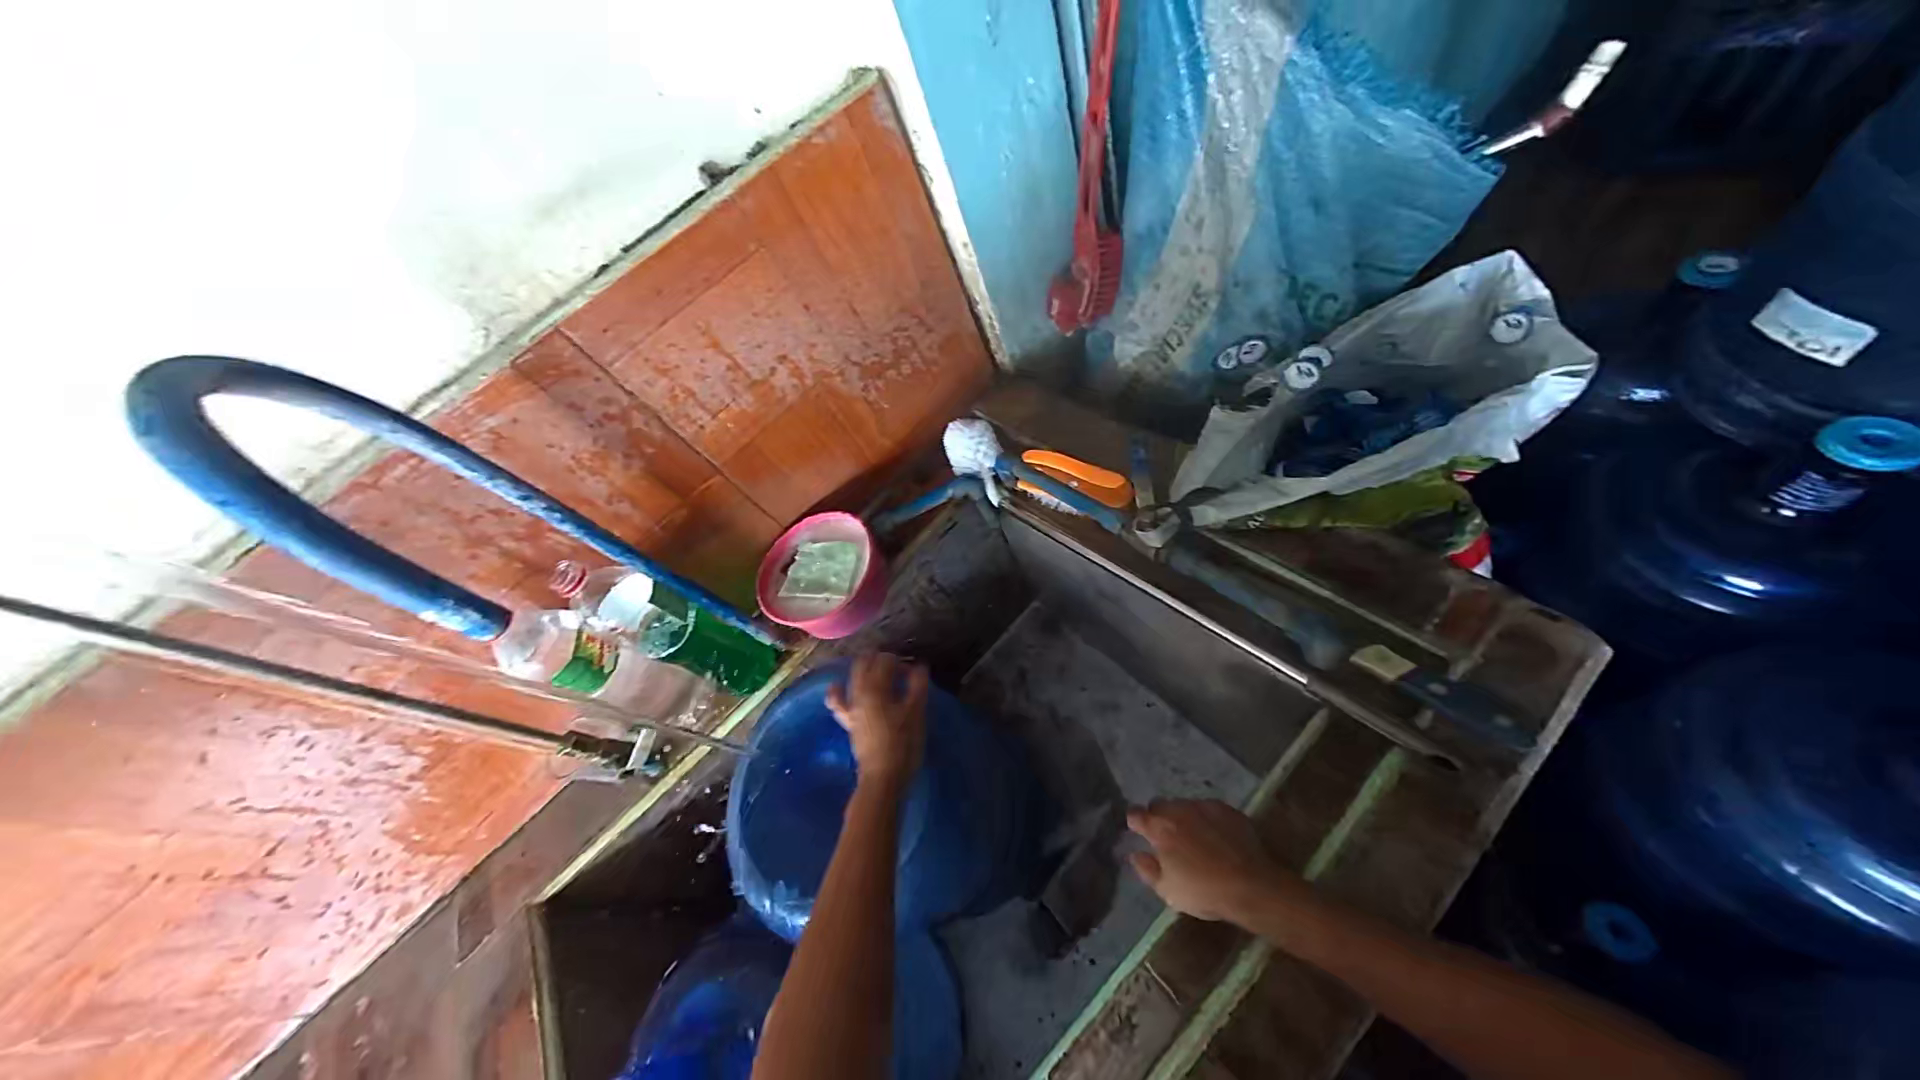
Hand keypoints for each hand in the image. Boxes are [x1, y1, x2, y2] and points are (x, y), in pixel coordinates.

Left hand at [827, 653, 928, 790]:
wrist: (883, 777)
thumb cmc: (903, 744)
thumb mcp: (917, 712)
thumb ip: (918, 685)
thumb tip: (920, 666)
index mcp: (876, 686)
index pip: (886, 660)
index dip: (901, 662)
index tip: (914, 673)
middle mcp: (859, 692)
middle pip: (864, 662)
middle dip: (880, 659)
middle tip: (898, 668)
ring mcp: (851, 707)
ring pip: (852, 677)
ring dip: (865, 670)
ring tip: (880, 675)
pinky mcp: (849, 721)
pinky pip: (839, 700)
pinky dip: (841, 690)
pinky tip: (846, 690)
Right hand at [1127, 798, 1299, 923]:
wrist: (1252, 886)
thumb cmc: (1204, 891)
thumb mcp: (1168, 890)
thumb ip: (1147, 869)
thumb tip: (1135, 854)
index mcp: (1159, 828)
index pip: (1135, 813)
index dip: (1135, 822)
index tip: (1139, 832)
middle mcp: (1178, 810)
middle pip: (1159, 804)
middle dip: (1158, 817)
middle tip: (1168, 838)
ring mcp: (1203, 806)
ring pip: (1184, 804)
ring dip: (1183, 817)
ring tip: (1195, 837)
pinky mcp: (1226, 809)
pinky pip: (1208, 808)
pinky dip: (1206, 818)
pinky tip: (1216, 836)